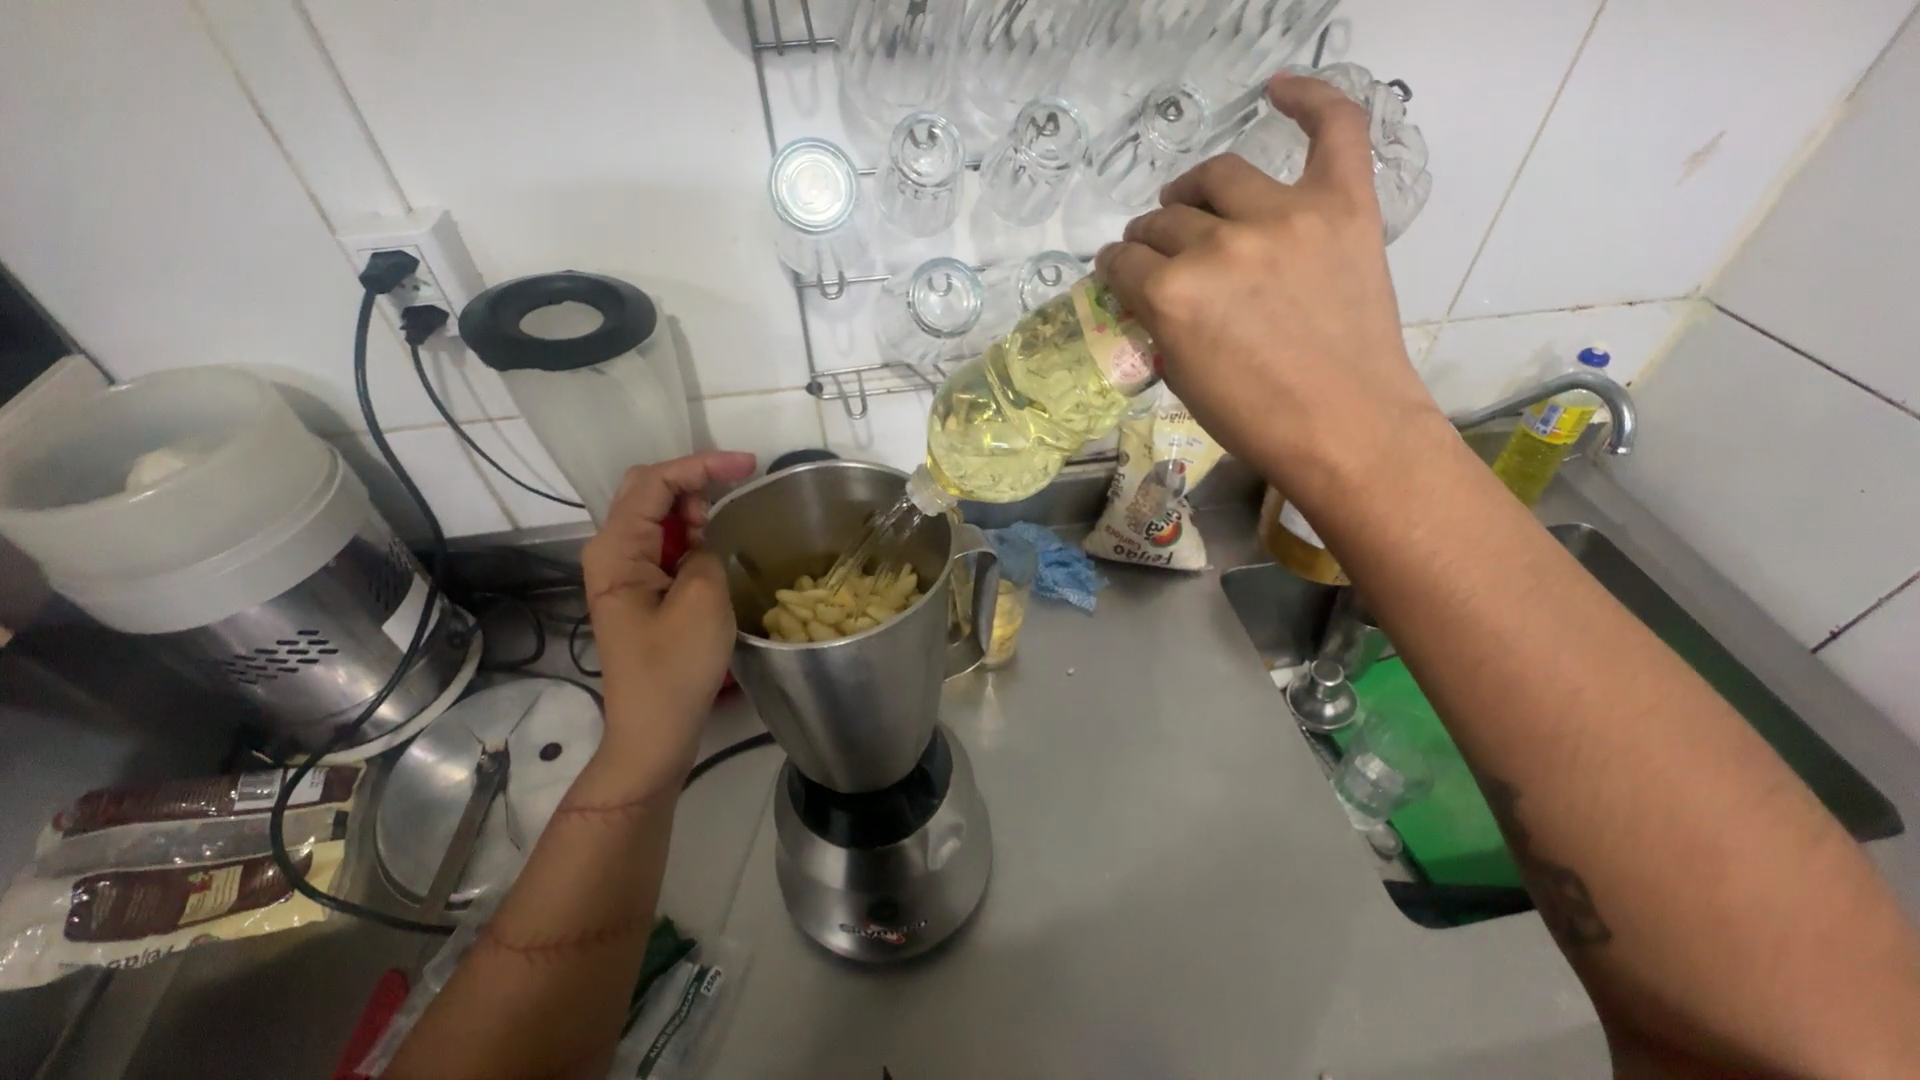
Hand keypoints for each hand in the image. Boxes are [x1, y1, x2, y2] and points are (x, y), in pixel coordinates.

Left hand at [581, 452, 757, 766]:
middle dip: (694, 480)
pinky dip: (690, 535)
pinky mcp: (640, 591)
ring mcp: (624, 572)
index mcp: (616, 549)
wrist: (653, 731)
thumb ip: (704, 551)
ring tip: (726, 525)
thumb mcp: (702, 600)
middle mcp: (611, 551)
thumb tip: (702, 543)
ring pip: (657, 516)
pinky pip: (664, 545)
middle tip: (739, 489)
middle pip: (649, 490)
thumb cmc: (675, 668)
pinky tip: (713, 544)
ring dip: (692, 509)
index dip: (702, 464)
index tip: (750, 465)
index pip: (654, 482)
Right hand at [1095, 74, 1443, 501]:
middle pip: (1165, 221)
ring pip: (1217, 176)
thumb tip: (1144, 287)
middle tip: (1162, 253)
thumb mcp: (1180, 377)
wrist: (1347, 429)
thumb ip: (1156, 319)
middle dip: (1152, 239)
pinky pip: (1333, 128)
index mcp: (1172, 295)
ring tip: (1193, 203)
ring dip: (1192, 192)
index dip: (1118, 269)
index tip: (1122, 274)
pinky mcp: (1343, 205)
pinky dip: (1311, 99)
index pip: (1124, 261)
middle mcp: (1220, 246)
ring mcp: (1284, 217)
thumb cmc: (1256, 421)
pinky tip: (1279, 89)